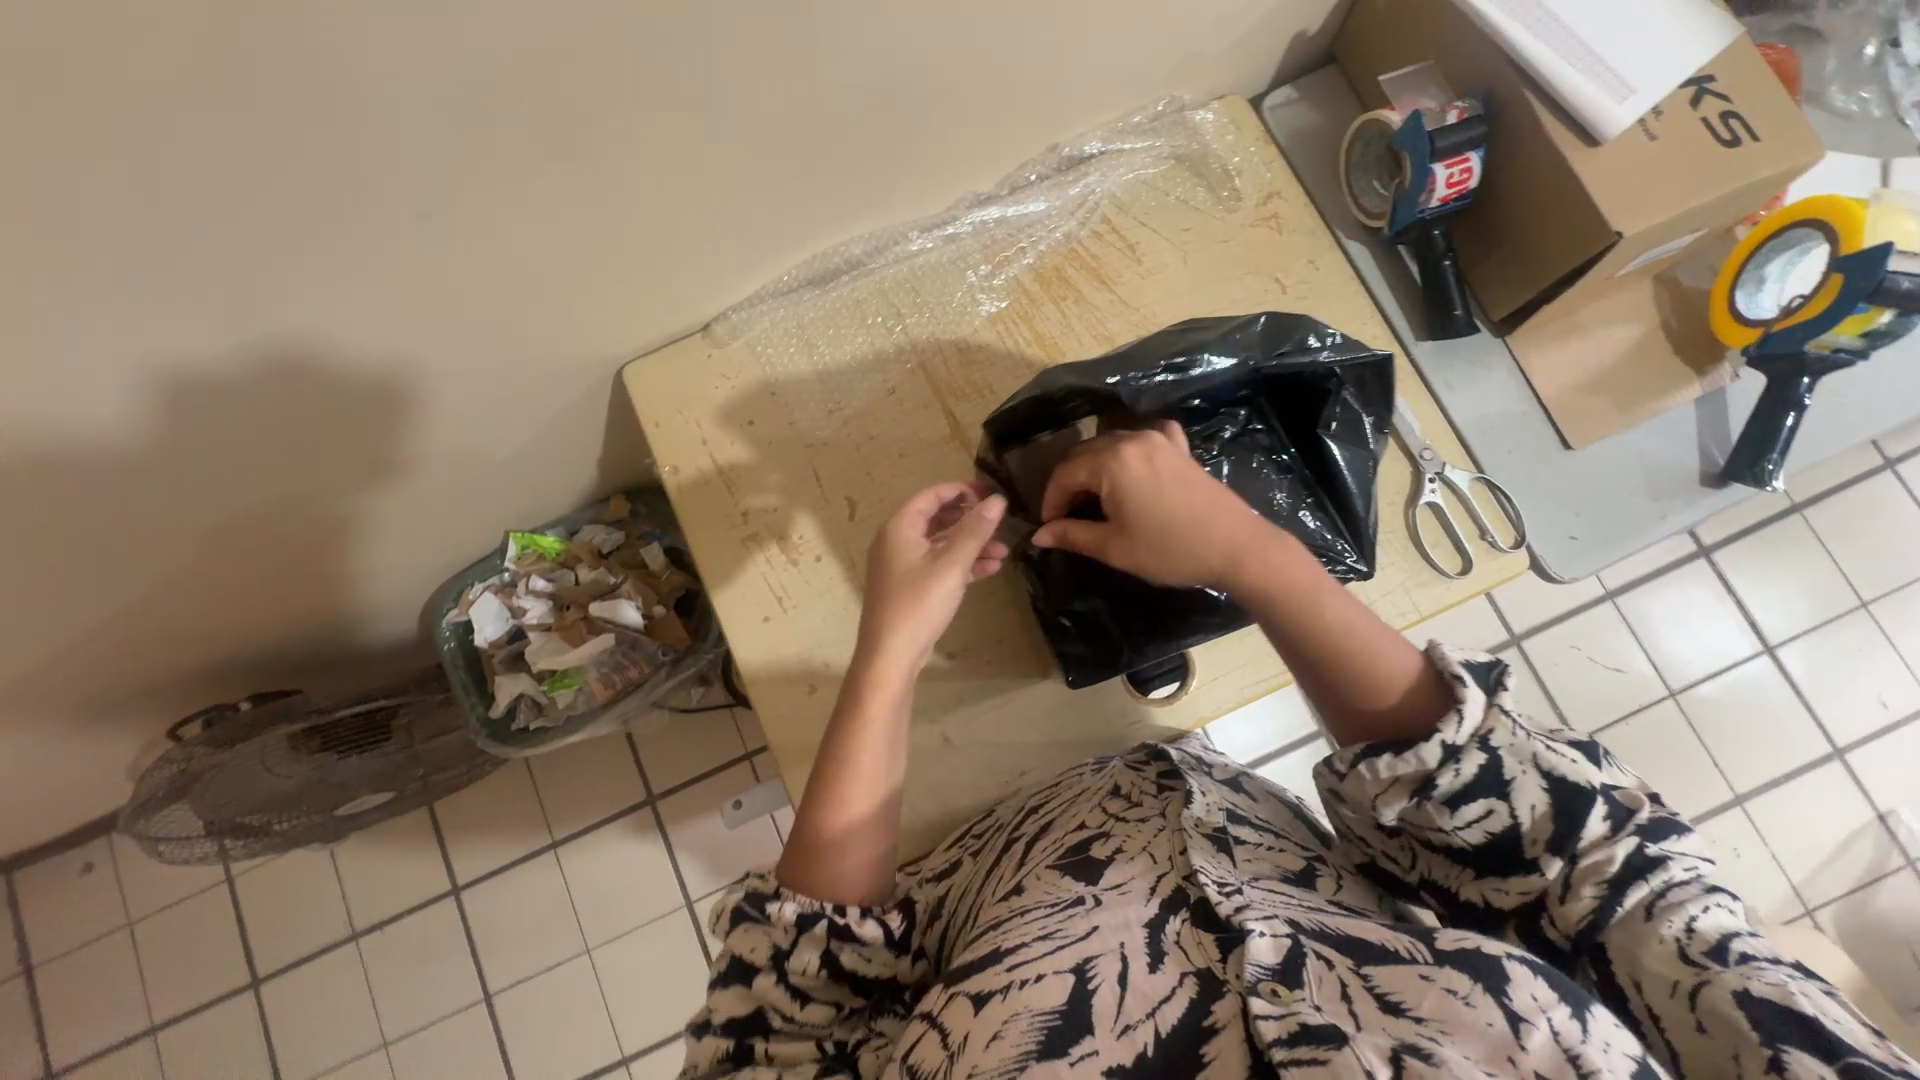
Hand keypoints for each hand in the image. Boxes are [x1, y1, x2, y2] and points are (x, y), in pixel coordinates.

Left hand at [857, 481, 1008, 670]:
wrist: (890, 655)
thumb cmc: (918, 604)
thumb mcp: (952, 564)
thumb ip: (975, 530)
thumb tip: (997, 500)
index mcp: (899, 528)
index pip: (931, 495)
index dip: (961, 490)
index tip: (991, 492)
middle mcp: (896, 541)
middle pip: (937, 518)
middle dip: (970, 519)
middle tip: (1000, 520)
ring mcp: (901, 565)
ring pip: (940, 544)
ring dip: (971, 544)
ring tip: (1004, 551)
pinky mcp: (909, 587)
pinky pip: (938, 565)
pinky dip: (962, 564)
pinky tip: (990, 569)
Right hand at [1031, 421, 1268, 588]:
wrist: (1236, 548)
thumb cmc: (1170, 550)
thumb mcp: (1114, 548)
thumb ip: (1072, 535)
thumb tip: (1039, 535)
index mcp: (1111, 462)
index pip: (1064, 473)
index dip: (1050, 501)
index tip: (1049, 527)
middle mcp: (1132, 440)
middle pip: (1084, 454)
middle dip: (1069, 483)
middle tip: (1066, 516)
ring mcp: (1159, 439)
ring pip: (1110, 444)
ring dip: (1095, 467)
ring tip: (1093, 499)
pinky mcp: (1180, 448)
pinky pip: (1146, 437)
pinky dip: (1131, 449)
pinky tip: (1133, 466)